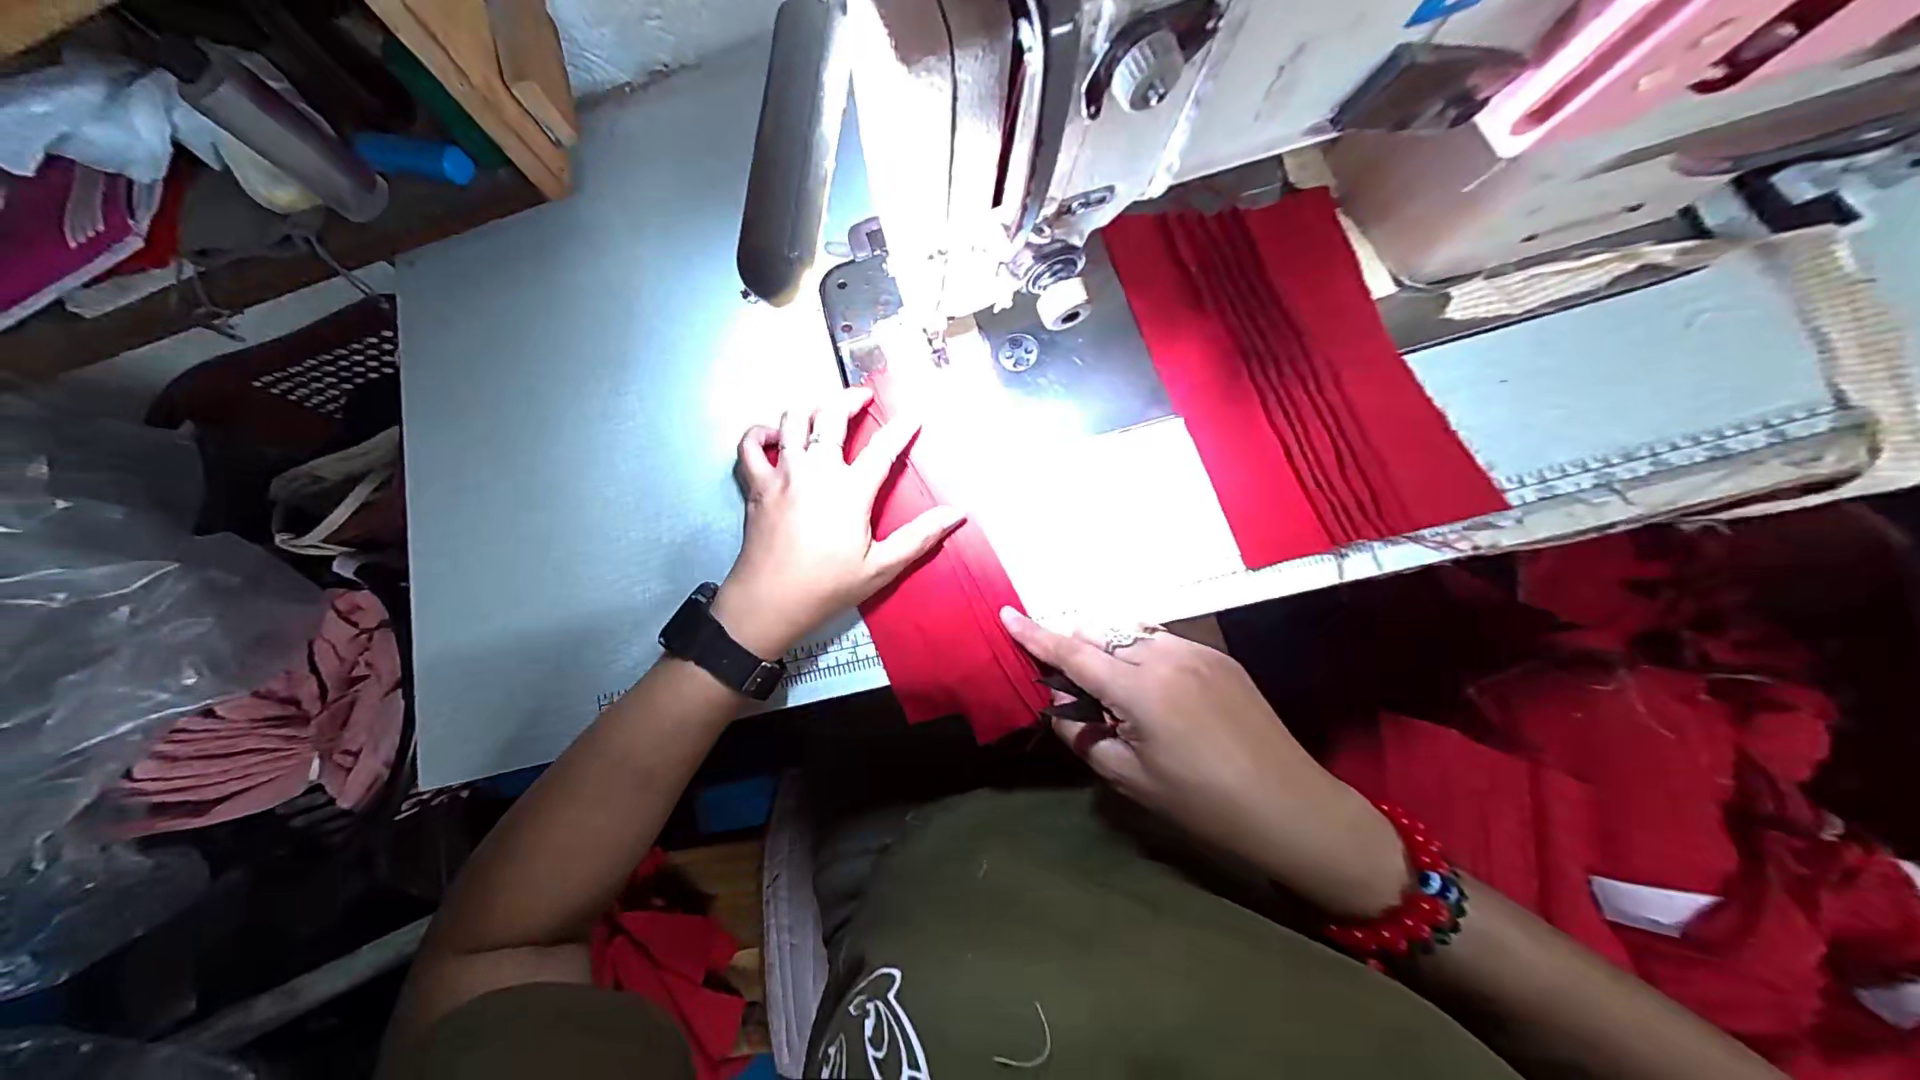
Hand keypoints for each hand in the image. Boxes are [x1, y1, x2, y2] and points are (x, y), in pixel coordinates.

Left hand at [711, 387, 965, 659]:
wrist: (769, 601)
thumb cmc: (827, 586)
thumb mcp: (882, 566)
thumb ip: (920, 537)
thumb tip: (957, 514)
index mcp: (850, 489)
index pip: (883, 448)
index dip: (903, 428)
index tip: (915, 415)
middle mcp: (815, 471)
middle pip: (831, 416)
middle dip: (850, 398)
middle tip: (863, 397)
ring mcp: (782, 473)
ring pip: (792, 419)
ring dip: (809, 408)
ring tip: (822, 412)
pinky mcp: (757, 484)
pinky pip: (750, 444)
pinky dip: (760, 433)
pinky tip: (774, 437)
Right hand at [999, 608, 1407, 916]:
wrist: (1289, 804)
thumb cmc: (1201, 802)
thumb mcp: (1129, 778)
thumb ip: (1084, 736)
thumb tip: (1063, 709)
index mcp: (1139, 689)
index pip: (1072, 652)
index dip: (1035, 634)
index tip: (1007, 613)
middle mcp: (1165, 656)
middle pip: (1100, 634)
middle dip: (1075, 646)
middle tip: (1068, 681)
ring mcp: (1197, 651)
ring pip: (1133, 632)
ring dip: (1109, 647)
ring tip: (1109, 683)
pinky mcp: (1220, 657)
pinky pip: (1164, 641)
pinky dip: (1142, 653)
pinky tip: (1151, 686)